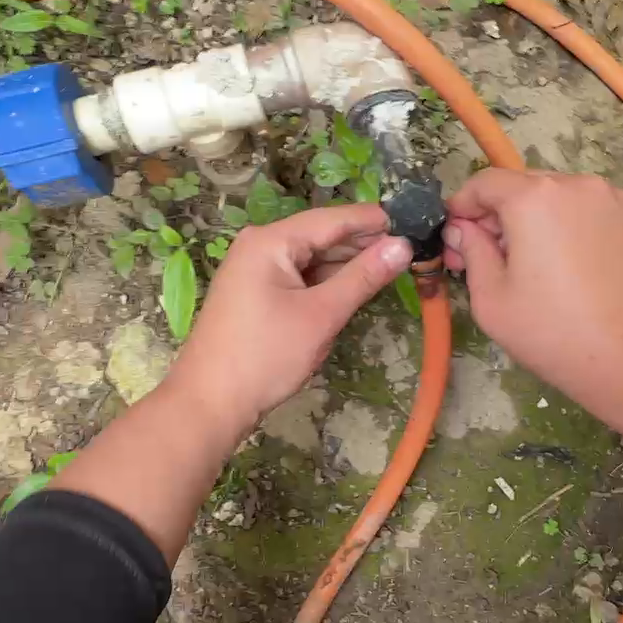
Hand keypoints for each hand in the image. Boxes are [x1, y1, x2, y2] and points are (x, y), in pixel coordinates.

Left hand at [165, 204, 409, 435]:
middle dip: (362, 243)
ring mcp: (256, 270)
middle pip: (321, 235)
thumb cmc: (266, 356)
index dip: (372, 220)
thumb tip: (402, 246)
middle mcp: (260, 246)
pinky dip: (327, 281)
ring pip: (312, 258)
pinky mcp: (257, 293)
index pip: (332, 219)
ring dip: (347, 263)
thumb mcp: (322, 315)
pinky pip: (300, 277)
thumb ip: (363, 277)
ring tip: (391, 267)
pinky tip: (355, 287)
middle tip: (408, 249)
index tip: (411, 221)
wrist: (210, 402)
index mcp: (271, 241)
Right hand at [443, 168, 622, 415]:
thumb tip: (463, 228)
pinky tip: (583, 272)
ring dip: (544, 222)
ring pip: (565, 200)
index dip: (463, 206)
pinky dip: (581, 231)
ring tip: (543, 268)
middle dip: (503, 216)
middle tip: (493, 260)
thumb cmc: (554, 335)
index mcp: (534, 199)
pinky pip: (599, 215)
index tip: (457, 236)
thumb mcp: (492, 301)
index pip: (485, 182)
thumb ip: (471, 252)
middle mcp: (578, 185)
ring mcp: (618, 201)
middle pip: (527, 187)